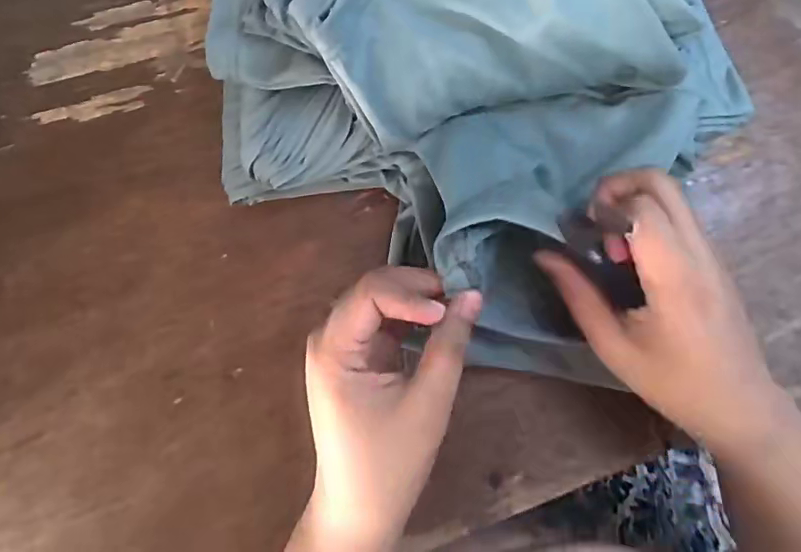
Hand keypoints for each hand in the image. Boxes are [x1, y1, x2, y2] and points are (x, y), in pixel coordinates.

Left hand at [288, 267, 482, 551]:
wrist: (359, 513)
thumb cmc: (390, 463)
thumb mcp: (428, 404)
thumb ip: (449, 345)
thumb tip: (473, 294)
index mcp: (332, 347)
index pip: (371, 292)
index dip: (411, 292)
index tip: (446, 310)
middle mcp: (327, 335)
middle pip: (372, 287)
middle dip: (415, 287)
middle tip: (456, 297)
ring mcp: (337, 342)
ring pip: (377, 296)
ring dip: (413, 296)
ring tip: (450, 307)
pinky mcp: (352, 352)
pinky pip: (379, 316)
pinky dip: (408, 313)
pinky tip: (433, 320)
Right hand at [534, 169, 783, 451]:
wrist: (743, 408)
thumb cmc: (674, 382)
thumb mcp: (614, 346)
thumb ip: (578, 294)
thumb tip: (544, 254)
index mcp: (673, 273)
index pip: (642, 205)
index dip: (608, 204)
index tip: (591, 232)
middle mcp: (698, 251)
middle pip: (660, 182)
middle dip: (620, 185)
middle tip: (599, 218)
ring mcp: (712, 251)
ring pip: (672, 194)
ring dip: (636, 200)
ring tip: (618, 243)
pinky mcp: (716, 257)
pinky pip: (681, 214)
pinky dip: (652, 215)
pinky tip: (639, 257)